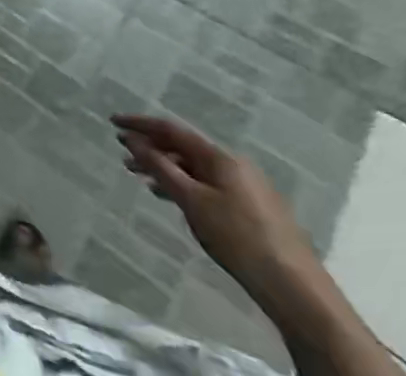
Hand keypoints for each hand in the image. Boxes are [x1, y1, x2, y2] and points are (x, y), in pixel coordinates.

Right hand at [112, 115, 319, 304]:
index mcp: (220, 157)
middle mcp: (232, 164)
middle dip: (150, 147)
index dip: (140, 123)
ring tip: (137, 176)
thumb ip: (160, 167)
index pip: (172, 129)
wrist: (292, 285)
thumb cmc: (237, 237)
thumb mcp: (191, 200)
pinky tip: (167, 196)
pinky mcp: (248, 206)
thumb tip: (133, 140)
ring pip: (194, 167)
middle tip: (121, 152)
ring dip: (164, 167)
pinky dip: (183, 184)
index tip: (113, 121)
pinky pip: (206, 184)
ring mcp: (243, 185)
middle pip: (183, 147)